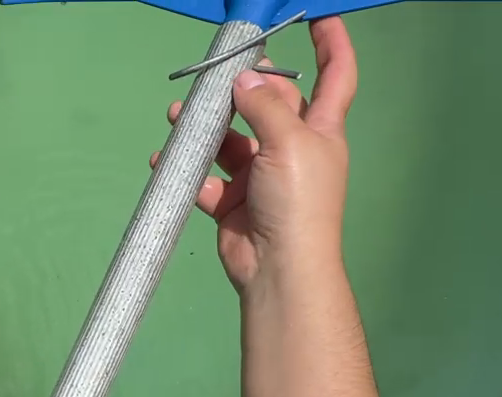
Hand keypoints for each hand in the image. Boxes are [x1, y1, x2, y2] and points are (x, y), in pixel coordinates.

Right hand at [158, 17, 357, 290]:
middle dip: (244, 87)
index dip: (331, 43)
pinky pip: (206, 180)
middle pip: (268, 105)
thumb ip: (263, 106)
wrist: (277, 266)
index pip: (336, 75)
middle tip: (215, 75)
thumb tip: (243, 78)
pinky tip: (166, 160)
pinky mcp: (232, 204)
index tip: (317, 17)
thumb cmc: (298, 201)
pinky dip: (187, 171)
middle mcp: (290, 149)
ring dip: (206, 129)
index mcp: (319, 130)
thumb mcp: (289, 142)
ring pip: (230, 142)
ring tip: (177, 116)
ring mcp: (259, 177)